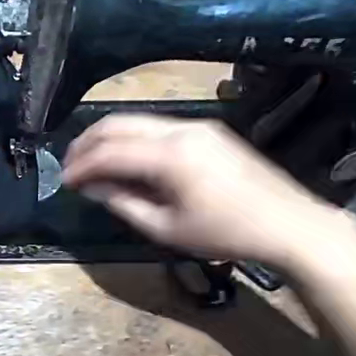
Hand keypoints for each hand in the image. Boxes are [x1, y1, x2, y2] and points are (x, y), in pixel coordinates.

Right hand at [61, 115, 355, 270]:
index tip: (63, 181)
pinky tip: (125, 160)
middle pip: (118, 123)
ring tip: (91, 163)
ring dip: (109, 139)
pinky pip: (157, 127)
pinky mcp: (209, 131)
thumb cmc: (226, 234)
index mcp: (170, 155)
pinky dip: (133, 139)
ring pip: (137, 120)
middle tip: (69, 165)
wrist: (292, 225)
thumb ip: (124, 203)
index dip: (80, 165)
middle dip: (88, 143)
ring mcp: (198, 126)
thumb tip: (92, 188)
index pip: (109, 151)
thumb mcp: (166, 228)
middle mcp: (181, 129)